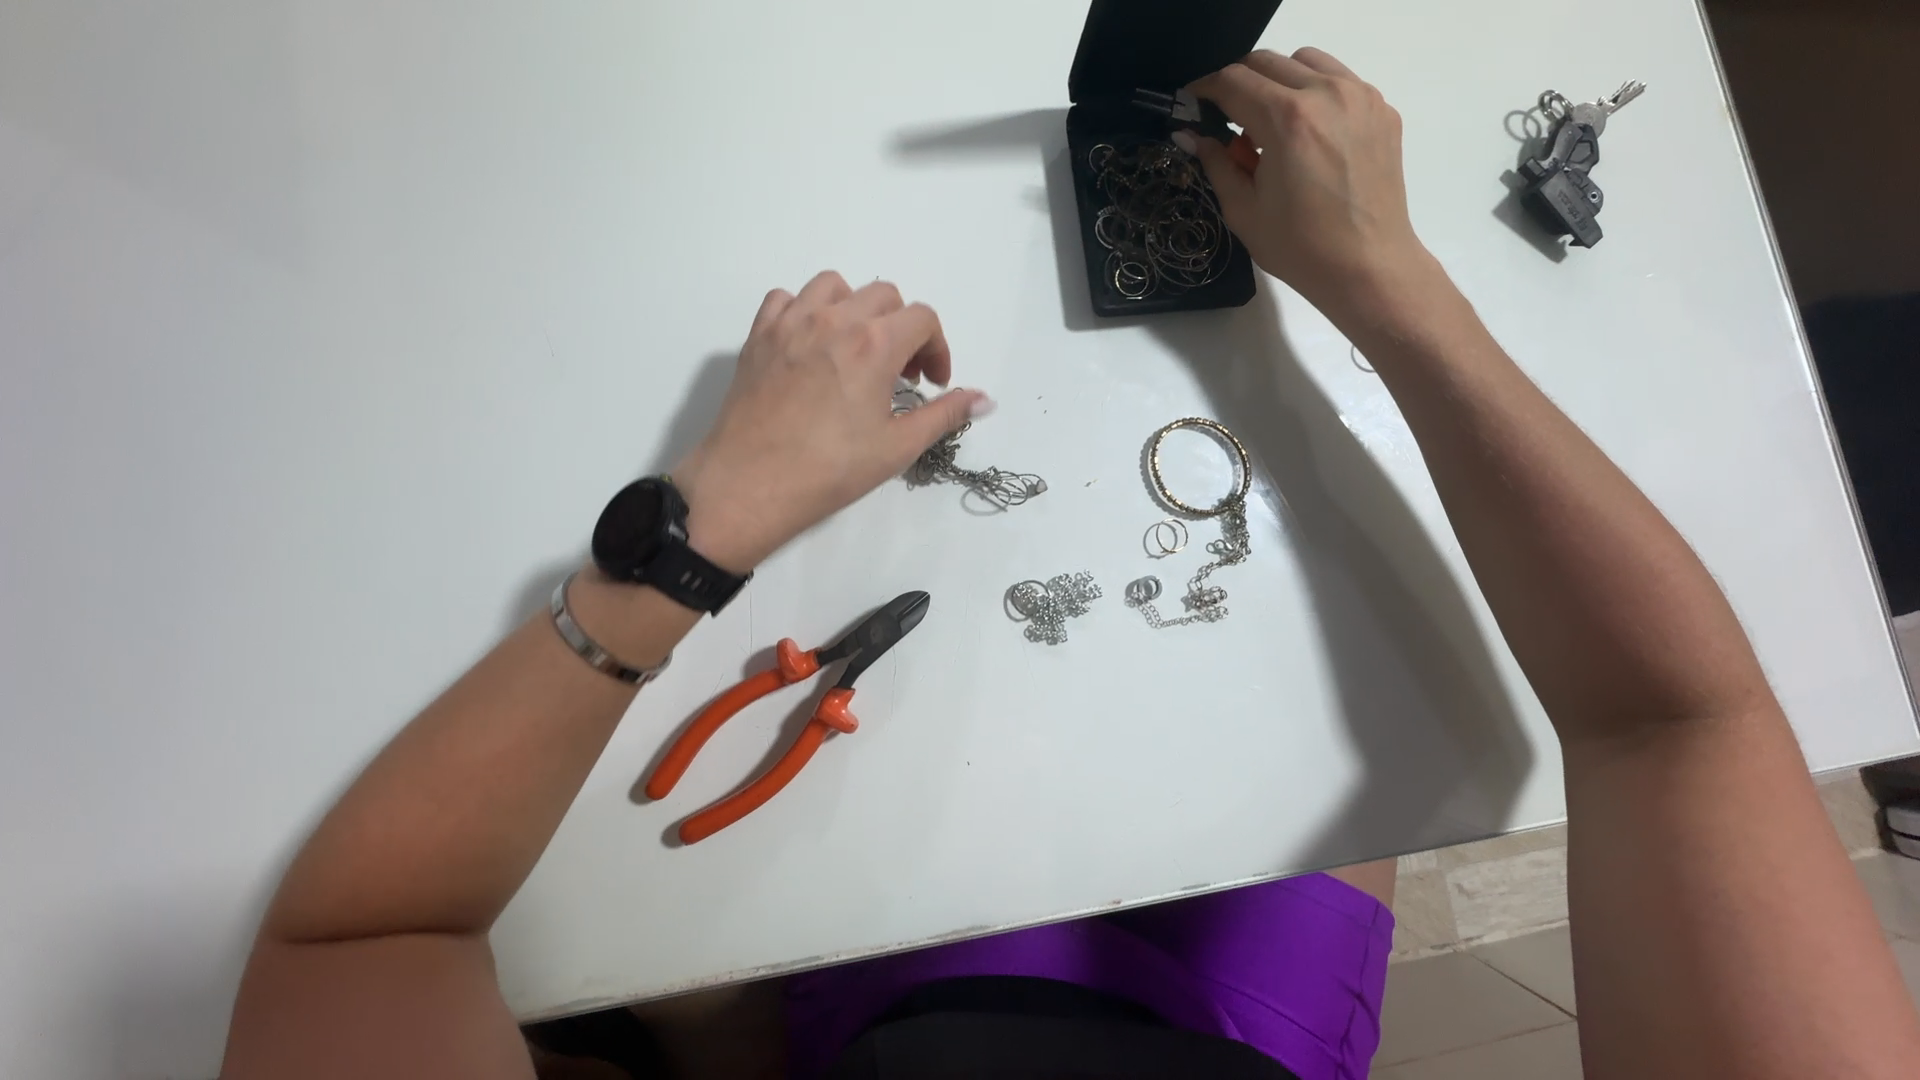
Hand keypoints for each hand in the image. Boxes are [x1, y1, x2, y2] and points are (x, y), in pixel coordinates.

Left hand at [669, 271, 991, 571]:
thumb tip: (985, 399)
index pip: (922, 319)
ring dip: (856, 310)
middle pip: (884, 296)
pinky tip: (812, 347)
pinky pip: (787, 299)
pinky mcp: (759, 335)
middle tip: (901, 374)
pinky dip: (807, 312)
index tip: (932, 383)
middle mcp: (834, 319)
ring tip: (857, 351)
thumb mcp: (898, 447)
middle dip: (903, 329)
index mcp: (874, 344)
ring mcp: (791, 322)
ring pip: (835, 286)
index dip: (938, 349)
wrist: (751, 484)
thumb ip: (945, 415)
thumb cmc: (830, 471)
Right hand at [1184, 49, 1430, 315]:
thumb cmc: (1298, 247)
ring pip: (1306, 63)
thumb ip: (1216, 163)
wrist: (1365, 265)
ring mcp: (1360, 97)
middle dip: (1238, 83)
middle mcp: (1326, 94)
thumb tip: (1190, 135)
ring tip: (1269, 126)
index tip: (1191, 102)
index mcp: (1287, 119)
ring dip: (1278, 82)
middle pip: (1268, 62)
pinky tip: (1305, 136)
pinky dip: (1313, 95)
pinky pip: (1338, 81)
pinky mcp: (1380, 109)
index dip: (1205, 89)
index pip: (1234, 82)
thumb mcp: (1243, 209)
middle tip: (1225, 118)